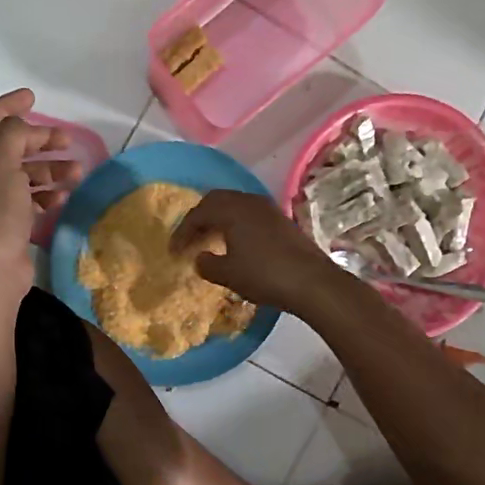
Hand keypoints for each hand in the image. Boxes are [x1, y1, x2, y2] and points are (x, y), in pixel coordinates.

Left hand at [0, 88, 79, 304]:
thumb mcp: (2, 160)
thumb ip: (12, 134)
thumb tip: (22, 127)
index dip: (7, 105)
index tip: (33, 97)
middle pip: (12, 146)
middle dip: (39, 139)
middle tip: (66, 140)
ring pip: (26, 174)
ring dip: (51, 168)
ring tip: (76, 172)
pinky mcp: (11, 225)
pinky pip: (32, 200)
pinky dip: (48, 194)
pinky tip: (63, 197)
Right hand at [169, 190, 346, 312]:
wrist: (312, 282)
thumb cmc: (264, 275)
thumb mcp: (227, 274)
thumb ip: (207, 264)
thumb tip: (200, 258)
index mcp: (231, 210)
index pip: (198, 214)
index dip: (182, 232)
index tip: (173, 251)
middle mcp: (249, 202)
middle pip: (216, 201)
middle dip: (199, 219)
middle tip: (189, 239)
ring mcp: (268, 209)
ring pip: (234, 206)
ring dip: (218, 220)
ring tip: (209, 241)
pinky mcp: (281, 221)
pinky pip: (248, 214)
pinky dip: (235, 225)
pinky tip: (234, 244)